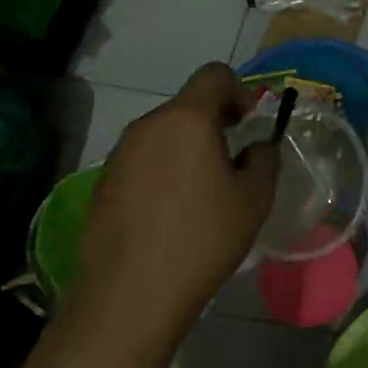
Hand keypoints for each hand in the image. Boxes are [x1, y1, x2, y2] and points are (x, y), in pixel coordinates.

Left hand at [75, 64, 278, 323]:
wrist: (132, 293)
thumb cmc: (204, 237)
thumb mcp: (255, 198)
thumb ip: (264, 159)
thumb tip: (257, 146)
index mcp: (187, 119)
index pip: (214, 74)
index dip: (240, 92)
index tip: (250, 126)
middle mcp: (147, 126)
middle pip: (188, 106)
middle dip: (215, 125)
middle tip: (234, 165)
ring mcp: (119, 154)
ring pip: (164, 135)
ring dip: (189, 149)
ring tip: (204, 194)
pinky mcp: (103, 183)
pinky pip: (143, 161)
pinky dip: (164, 172)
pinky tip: (172, 215)